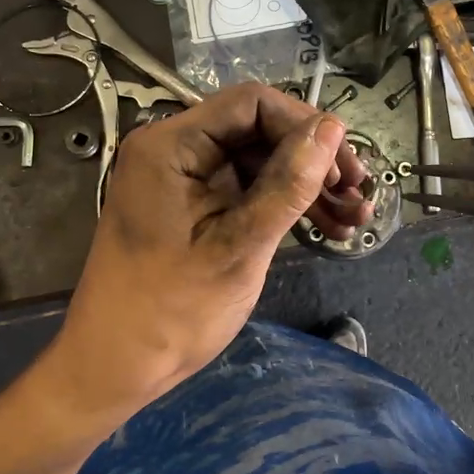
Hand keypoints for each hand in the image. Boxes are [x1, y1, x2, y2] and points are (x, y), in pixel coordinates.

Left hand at [52, 83, 369, 403]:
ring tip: (354, 216)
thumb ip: (287, 183)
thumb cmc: (171, 310)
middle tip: (357, 193)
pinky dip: (286, 203)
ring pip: (261, 159)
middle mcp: (176, 148)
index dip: (304, 125)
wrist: (115, 369)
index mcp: (172, 145)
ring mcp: (186, 177)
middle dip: (312, 159)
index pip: (251, 104)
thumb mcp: (239, 246)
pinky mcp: (196, 203)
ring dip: (307, 184)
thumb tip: (334, 128)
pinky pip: (249, 187)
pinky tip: (330, 226)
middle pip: (260, 130)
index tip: (342, 165)